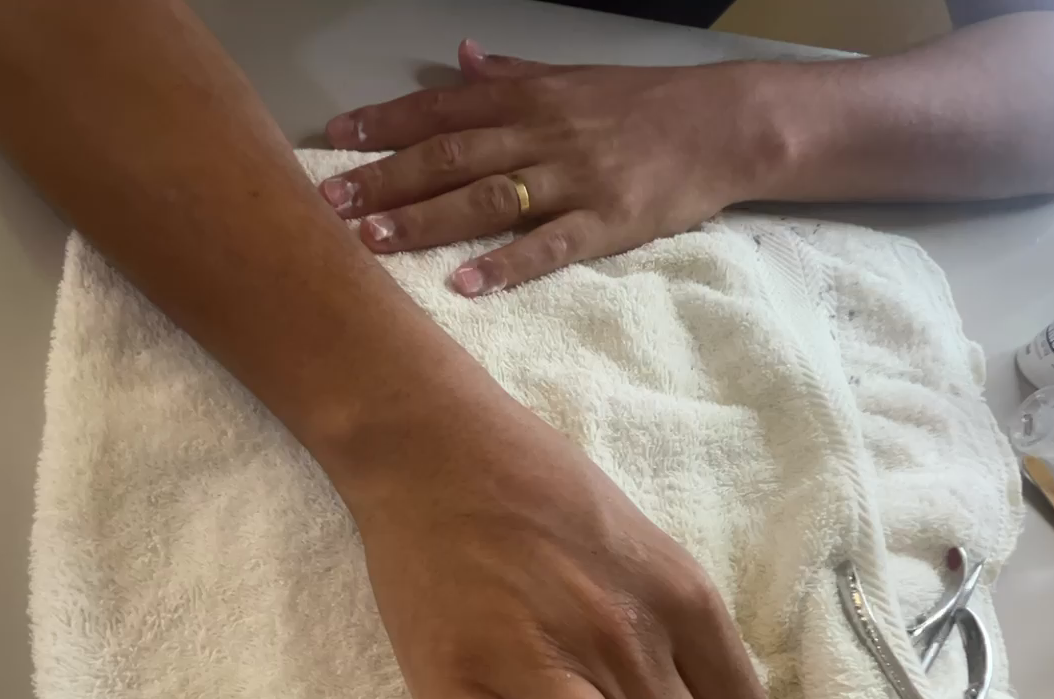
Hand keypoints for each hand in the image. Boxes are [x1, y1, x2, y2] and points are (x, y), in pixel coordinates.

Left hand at [318, 40, 779, 293]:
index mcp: (527, 99)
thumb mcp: (570, 79)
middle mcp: (539, 133)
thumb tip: (457, 59)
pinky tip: (466, 284)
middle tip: (331, 205)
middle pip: (449, 155)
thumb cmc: (640, 105)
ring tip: (374, 243)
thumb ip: (509, 76)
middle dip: (385, 179)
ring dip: (427, 220)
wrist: (722, 124)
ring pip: (487, 197)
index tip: (334, 143)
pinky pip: (548, 245)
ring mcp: (572, 178)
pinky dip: (506, 264)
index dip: (384, 126)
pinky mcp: (605, 222)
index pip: (440, 111)